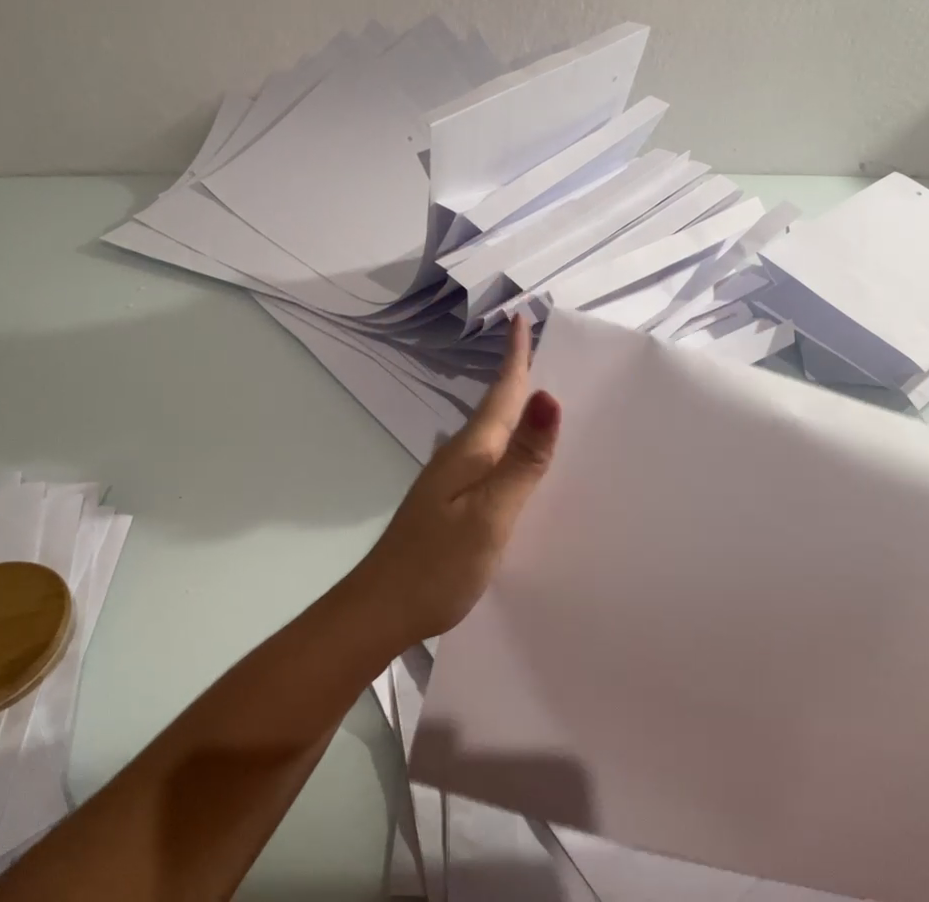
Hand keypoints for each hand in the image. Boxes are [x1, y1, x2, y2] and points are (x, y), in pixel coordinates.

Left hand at [351, 315, 561, 641]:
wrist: (380, 612)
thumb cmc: (437, 565)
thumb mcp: (489, 513)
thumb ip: (522, 460)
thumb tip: (549, 395)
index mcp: (470, 453)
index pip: (501, 395)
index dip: (516, 357)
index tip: (524, 316)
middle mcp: (458, 459)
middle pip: (496, 410)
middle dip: (519, 378)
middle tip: (545, 349)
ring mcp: (450, 484)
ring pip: (492, 437)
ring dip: (514, 412)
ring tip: (540, 398)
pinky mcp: (449, 507)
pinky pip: (489, 463)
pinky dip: (508, 449)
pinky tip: (518, 463)